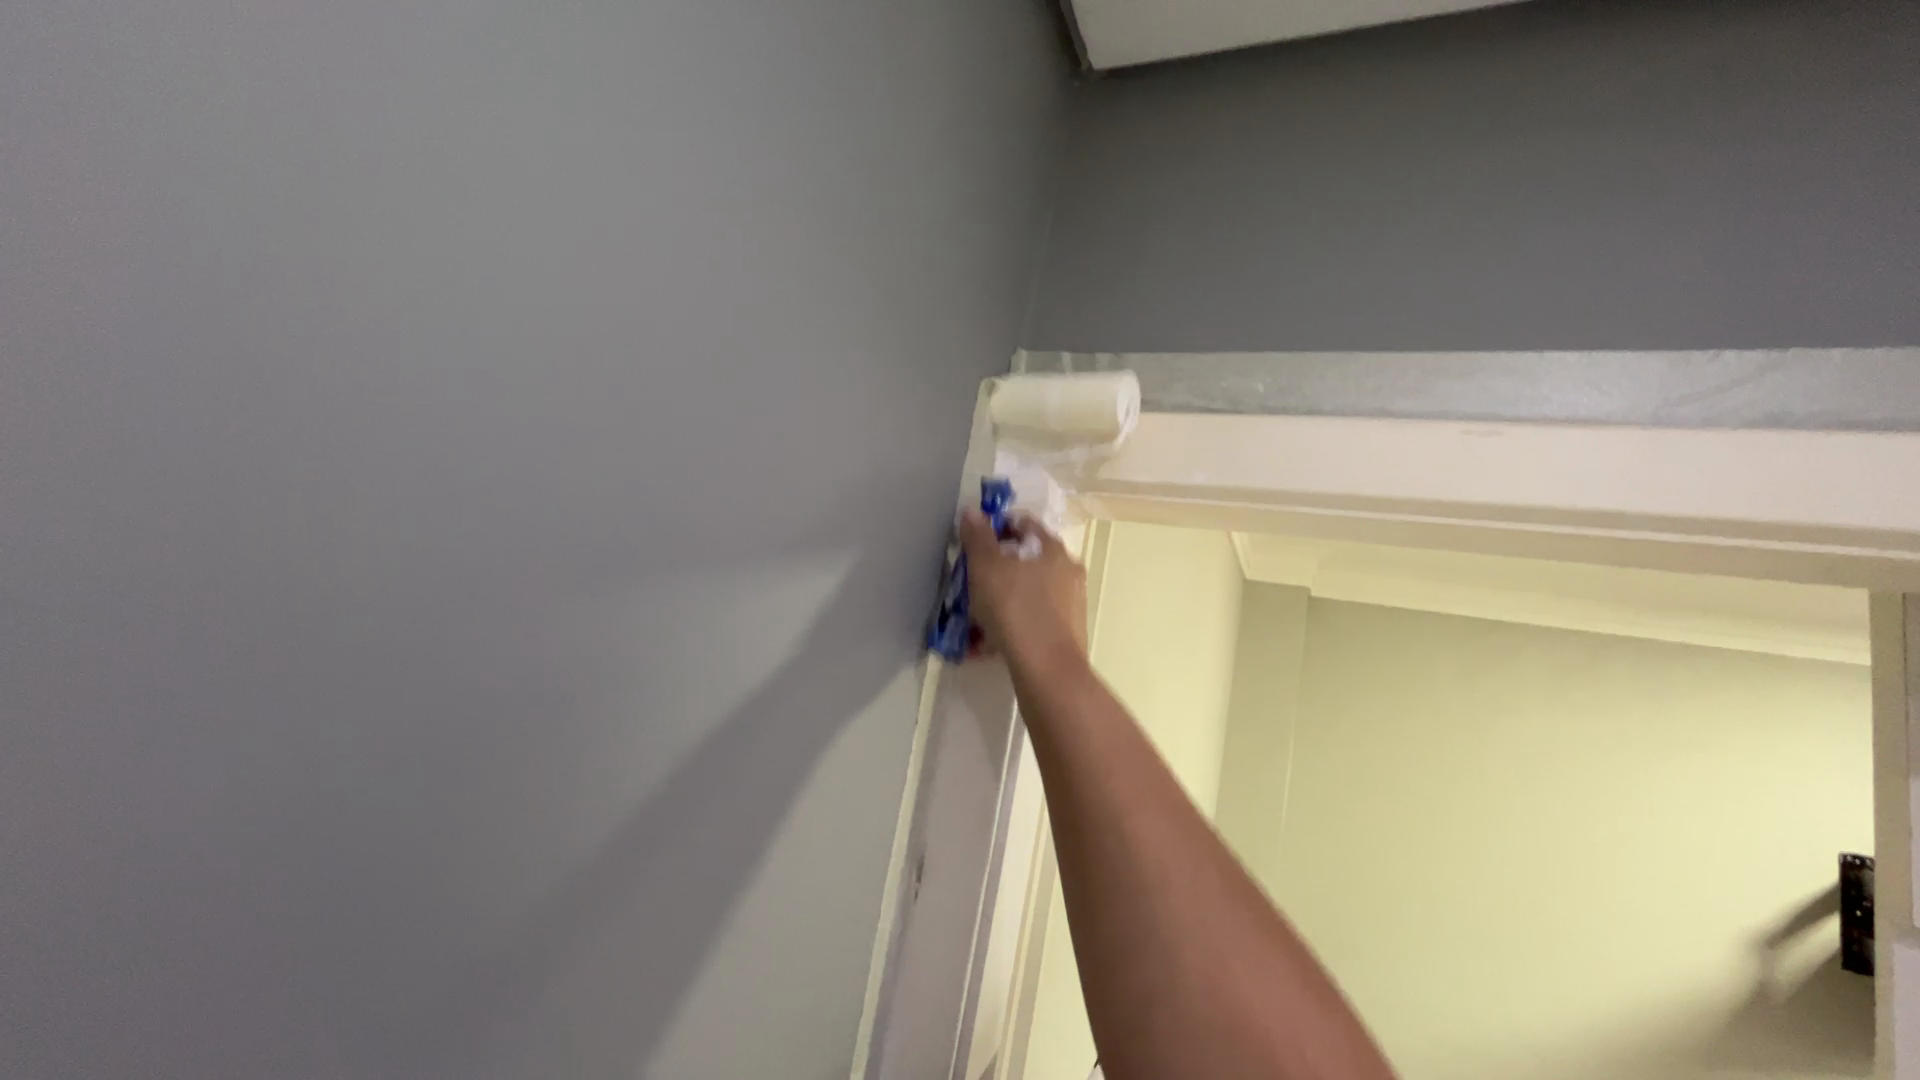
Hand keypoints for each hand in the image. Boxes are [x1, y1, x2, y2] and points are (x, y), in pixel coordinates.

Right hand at [958, 508, 1087, 670]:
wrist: (1047, 669)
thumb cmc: (1015, 608)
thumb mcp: (986, 567)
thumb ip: (978, 537)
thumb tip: (973, 510)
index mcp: (1052, 548)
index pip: (1023, 524)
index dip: (996, 529)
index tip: (973, 546)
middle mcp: (1067, 570)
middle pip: (1026, 560)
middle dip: (996, 571)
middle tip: (971, 586)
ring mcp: (1070, 603)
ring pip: (1027, 592)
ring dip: (1001, 601)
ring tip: (975, 622)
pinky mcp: (1066, 632)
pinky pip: (1032, 619)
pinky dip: (1011, 625)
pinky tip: (989, 645)